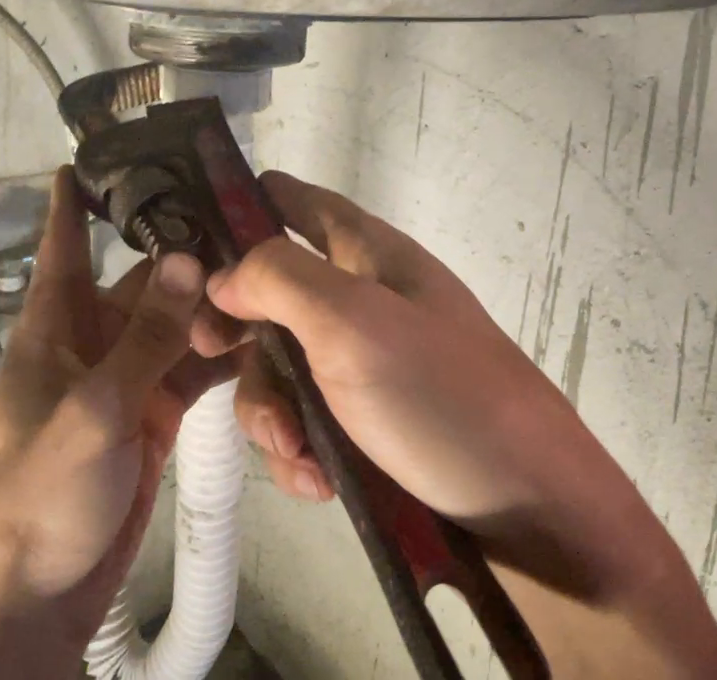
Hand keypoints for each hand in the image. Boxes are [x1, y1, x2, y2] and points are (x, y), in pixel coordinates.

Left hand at [0, 168, 224, 679]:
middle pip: (141, 283)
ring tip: (268, 280)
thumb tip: (190, 259)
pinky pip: (189, 372)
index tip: (97, 154)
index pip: (64, 246)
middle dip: (186, 258)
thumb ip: (146, 337)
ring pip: (173, 326)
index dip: (76, 201)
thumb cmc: (43, 491)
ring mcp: (124, 381)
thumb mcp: (95, 409)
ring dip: (213, 310)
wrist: (38, 592)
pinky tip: (262, 341)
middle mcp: (90, 342)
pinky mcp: (151, 416)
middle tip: (246, 224)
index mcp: (54, 328)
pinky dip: (221, 358)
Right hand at [203, 171, 620, 553]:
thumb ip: (281, 279)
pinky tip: (317, 481)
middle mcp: (362, 301)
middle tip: (211, 355)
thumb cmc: (442, 399)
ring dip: (270, 412)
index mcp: (368, 254)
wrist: (531, 515)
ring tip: (296, 453)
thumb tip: (225, 273)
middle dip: (239, 333)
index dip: (239, 206)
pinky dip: (298, 451)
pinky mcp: (364, 424)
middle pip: (268, 294)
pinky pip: (303, 422)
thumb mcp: (355, 323)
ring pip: (278, 368)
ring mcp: (363, 365)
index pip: (294, 201)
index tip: (185, 242)